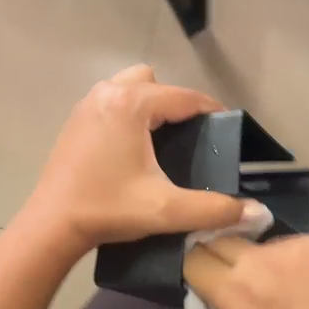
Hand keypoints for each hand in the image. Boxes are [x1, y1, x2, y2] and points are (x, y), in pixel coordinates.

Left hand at [18, 65, 250, 252]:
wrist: (52, 225)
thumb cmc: (108, 210)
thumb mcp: (166, 210)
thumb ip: (215, 210)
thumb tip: (256, 213)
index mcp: (131, 104)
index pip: (184, 97)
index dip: (210, 111)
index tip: (227, 129)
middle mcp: (108, 92)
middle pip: (156, 83)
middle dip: (176, 104)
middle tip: (189, 137)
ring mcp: (88, 102)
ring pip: (132, 86)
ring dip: (149, 104)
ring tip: (161, 139)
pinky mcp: (76, 118)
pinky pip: (113, 99)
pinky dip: (128, 112)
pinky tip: (134, 146)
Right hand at [179, 234, 308, 308]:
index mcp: (235, 292)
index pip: (193, 259)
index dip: (193, 272)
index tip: (204, 289)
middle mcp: (260, 259)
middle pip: (220, 239)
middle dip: (219, 257)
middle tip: (237, 287)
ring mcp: (296, 246)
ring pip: (262, 243)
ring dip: (261, 261)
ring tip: (287, 291)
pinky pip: (298, 245)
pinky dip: (298, 262)